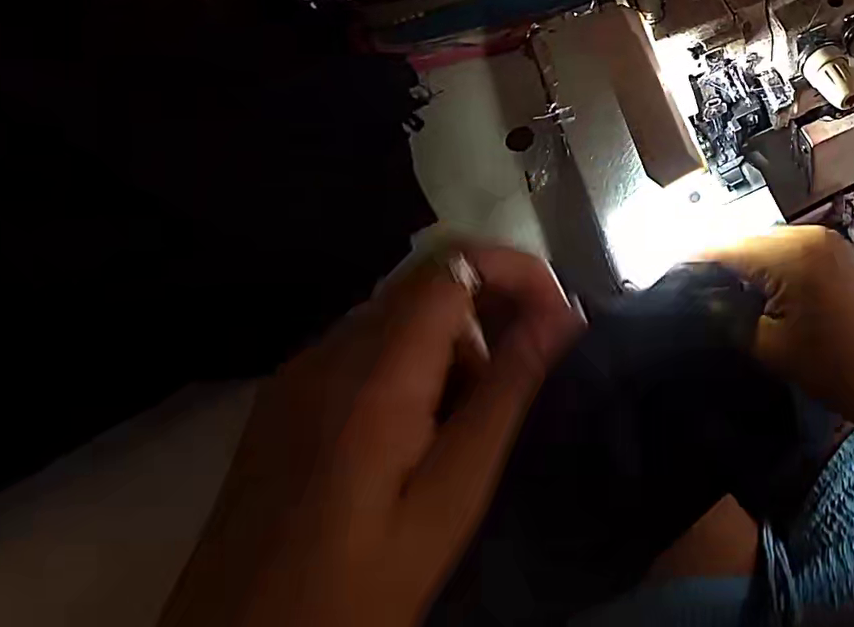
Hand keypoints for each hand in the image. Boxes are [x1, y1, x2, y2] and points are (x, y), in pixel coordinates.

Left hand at [160, 246, 580, 626]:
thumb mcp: (452, 494)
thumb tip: (565, 313)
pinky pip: (372, 336)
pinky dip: (422, 348)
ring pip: (404, 304)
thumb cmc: (357, 586)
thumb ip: (507, 389)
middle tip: (534, 351)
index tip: (556, 313)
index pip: (454, 267)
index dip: (516, 271)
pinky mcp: (288, 395)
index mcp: (373, 377)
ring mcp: (301, 373)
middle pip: (430, 277)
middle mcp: (329, 355)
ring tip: (484, 396)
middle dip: (496, 296)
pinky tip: (433, 411)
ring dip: (461, 327)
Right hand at [706, 226, 853, 417]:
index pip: (729, 249)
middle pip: (749, 240)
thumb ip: (728, 313)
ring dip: (749, 263)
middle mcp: (810, 235)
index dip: (698, 263)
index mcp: (792, 255)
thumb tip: (704, 296)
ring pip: (769, 242)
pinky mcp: (835, 249)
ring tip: (727, 293)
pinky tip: (761, 289)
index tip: (675, 275)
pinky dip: (773, 263)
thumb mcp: (766, 343)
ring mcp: (826, 239)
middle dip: (724, 263)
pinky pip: (791, 247)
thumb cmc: (832, 365)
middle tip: (699, 290)